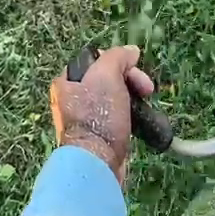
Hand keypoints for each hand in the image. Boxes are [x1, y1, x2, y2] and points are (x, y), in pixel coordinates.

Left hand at [49, 45, 155, 185]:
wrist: (97, 164)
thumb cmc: (98, 116)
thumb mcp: (107, 74)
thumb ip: (118, 56)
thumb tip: (131, 51)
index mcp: (68, 79)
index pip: (98, 58)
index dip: (119, 61)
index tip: (133, 71)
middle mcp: (73, 96)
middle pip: (109, 76)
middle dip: (131, 79)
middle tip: (146, 89)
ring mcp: (85, 116)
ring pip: (115, 95)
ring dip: (133, 96)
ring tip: (145, 105)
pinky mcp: (98, 134)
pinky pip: (116, 114)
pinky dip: (129, 113)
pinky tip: (138, 119)